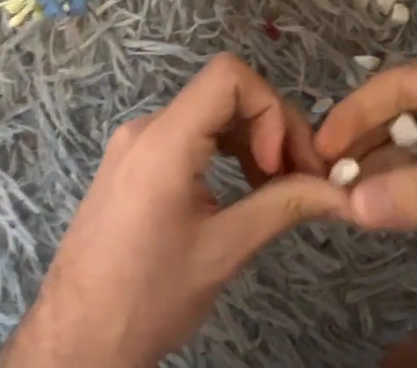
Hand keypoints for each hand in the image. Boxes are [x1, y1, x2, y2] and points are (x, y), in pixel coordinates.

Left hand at [0, 54, 349, 367]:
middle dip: (272, 128)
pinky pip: (191, 133)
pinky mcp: (134, 161)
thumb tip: (340, 191)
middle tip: (304, 178)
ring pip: (211, 112)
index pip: (229, 77)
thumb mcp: (222, 252)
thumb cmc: (147, 298)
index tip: (281, 163)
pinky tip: (247, 188)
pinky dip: (227, 150)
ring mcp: (136, 143)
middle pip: (225, 94)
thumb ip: (283, 207)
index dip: (269, 109)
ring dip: (253, 140)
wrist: (76, 339)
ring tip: (279, 188)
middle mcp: (147, 128)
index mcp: (163, 142)